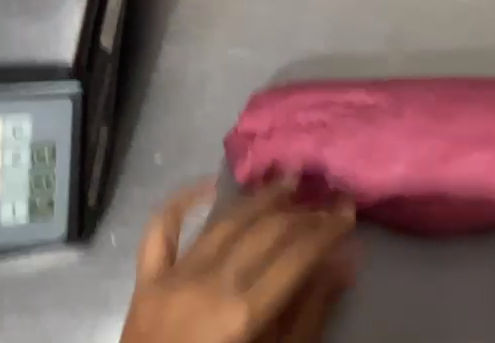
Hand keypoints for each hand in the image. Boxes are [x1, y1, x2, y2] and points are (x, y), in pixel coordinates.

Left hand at [119, 176, 355, 342]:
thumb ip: (310, 313)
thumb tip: (344, 262)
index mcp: (245, 314)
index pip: (299, 253)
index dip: (329, 228)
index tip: (350, 210)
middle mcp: (211, 285)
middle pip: (267, 231)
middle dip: (303, 211)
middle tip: (327, 198)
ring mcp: (174, 280)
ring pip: (226, 222)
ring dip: (260, 198)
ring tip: (289, 180)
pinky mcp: (145, 285)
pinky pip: (160, 234)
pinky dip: (181, 205)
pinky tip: (207, 188)